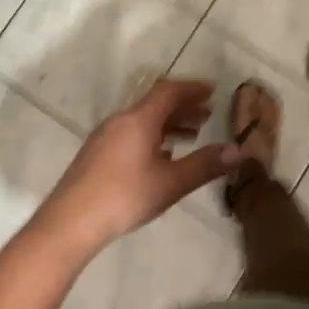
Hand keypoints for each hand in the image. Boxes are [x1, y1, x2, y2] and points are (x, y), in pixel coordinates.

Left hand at [28, 79, 240, 255]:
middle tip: (208, 115)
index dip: (192, 89)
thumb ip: (204, 165)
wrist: (71, 220)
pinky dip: (152, 137)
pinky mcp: (97, 153)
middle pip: (155, 104)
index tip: (213, 91)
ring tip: (192, 135)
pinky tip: (162, 156)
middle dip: (183, 107)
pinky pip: (131, 134)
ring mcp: (105, 137)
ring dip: (168, 123)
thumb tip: (237, 150)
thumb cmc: (124, 197)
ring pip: (142, 121)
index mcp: (138, 120)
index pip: (168, 92)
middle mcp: (120, 121)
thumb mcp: (170, 183)